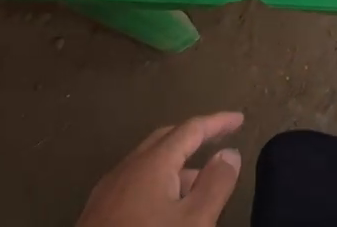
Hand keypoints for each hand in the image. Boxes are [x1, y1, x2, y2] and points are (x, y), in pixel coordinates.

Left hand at [77, 112, 244, 226]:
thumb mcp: (194, 220)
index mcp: (152, 163)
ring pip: (147, 163)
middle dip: (194, 136)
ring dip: (176, 164)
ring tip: (198, 184)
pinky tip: (164, 206)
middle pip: (165, 139)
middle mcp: (126, 169)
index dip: (219, 122)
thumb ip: (217, 183)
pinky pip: (133, 183)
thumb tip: (229, 153)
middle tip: (219, 139)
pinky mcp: (95, 215)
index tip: (240, 119)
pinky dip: (157, 181)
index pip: (191, 128)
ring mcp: (106, 192)